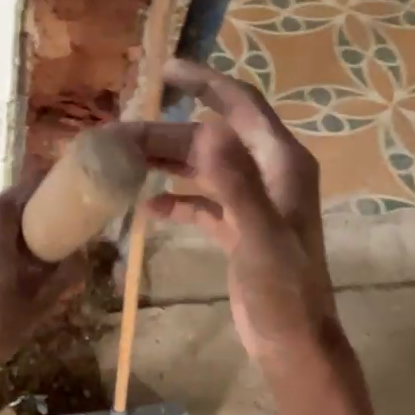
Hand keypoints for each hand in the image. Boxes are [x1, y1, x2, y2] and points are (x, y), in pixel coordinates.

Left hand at [0, 180, 87, 382]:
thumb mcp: (42, 301)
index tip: (79, 203)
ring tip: (51, 257)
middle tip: (71, 236)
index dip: (57, 189)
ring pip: (4, 221)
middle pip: (19, 203)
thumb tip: (85, 252)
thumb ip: (68, 271)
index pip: (32, 185)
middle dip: (44, 215)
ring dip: (27, 232)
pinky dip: (9, 244)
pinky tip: (24, 271)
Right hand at [120, 59, 336, 358]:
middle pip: (213, 138)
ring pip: (205, 169)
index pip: (242, 105)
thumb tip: (207, 130)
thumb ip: (235, 183)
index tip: (164, 71)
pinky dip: (177, 201)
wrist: (295, 343)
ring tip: (124, 161)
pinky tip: (147, 208)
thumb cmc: (283, 292)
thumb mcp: (258, 236)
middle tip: (120, 134)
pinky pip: (203, 204)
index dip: (205, 83)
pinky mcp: (239, 231)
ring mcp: (254, 203)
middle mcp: (269, 175)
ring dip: (168, 163)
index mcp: (282, 164)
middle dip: (169, 133)